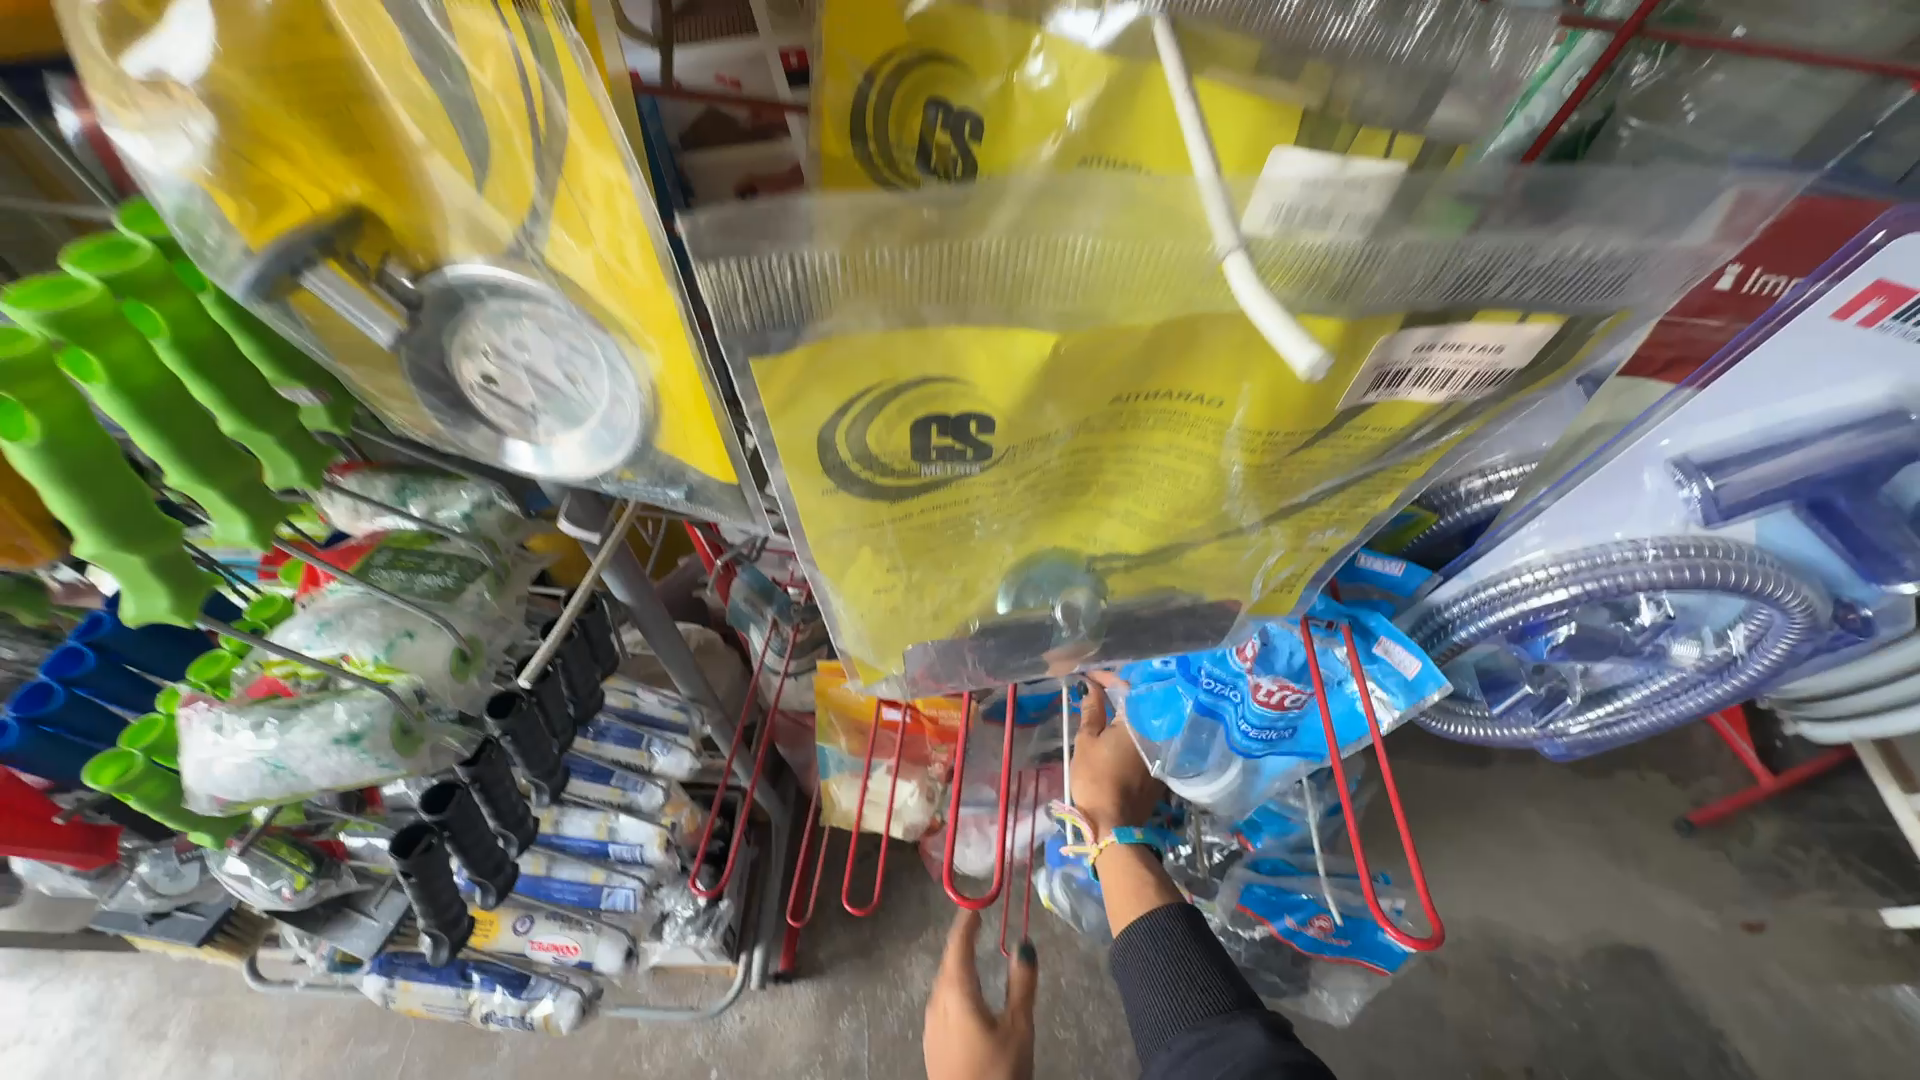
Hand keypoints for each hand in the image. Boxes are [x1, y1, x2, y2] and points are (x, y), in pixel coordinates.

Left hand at [924, 909, 1036, 1079]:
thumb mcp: (1018, 1028)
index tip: (976, 904)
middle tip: (977, 923)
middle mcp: (937, 1000)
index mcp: (956, 991)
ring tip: (973, 951)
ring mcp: (931, 1023)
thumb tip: (1025, 944)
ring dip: (958, 963)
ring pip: (944, 981)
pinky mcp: (932, 1041)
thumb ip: (1021, 983)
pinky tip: (966, 992)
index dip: (966, 922)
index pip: (958, 945)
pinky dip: (955, 984)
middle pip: (948, 961)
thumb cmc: (997, 1072)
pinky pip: (943, 999)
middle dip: (962, 940)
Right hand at [1074, 672, 1164, 840]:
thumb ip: (1091, 710)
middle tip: (1097, 688)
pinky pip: (1148, 738)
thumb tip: (1092, 688)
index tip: (1088, 676)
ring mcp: (1160, 750)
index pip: (1125, 688)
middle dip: (1119, 692)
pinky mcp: (1159, 766)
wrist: (1113, 824)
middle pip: (1140, 702)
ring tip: (1106, 706)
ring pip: (1145, 720)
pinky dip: (1134, 729)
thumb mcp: (1087, 740)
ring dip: (1128, 710)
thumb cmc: (1095, 778)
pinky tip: (1118, 730)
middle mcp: (1156, 731)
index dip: (1106, 678)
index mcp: (1138, 721)